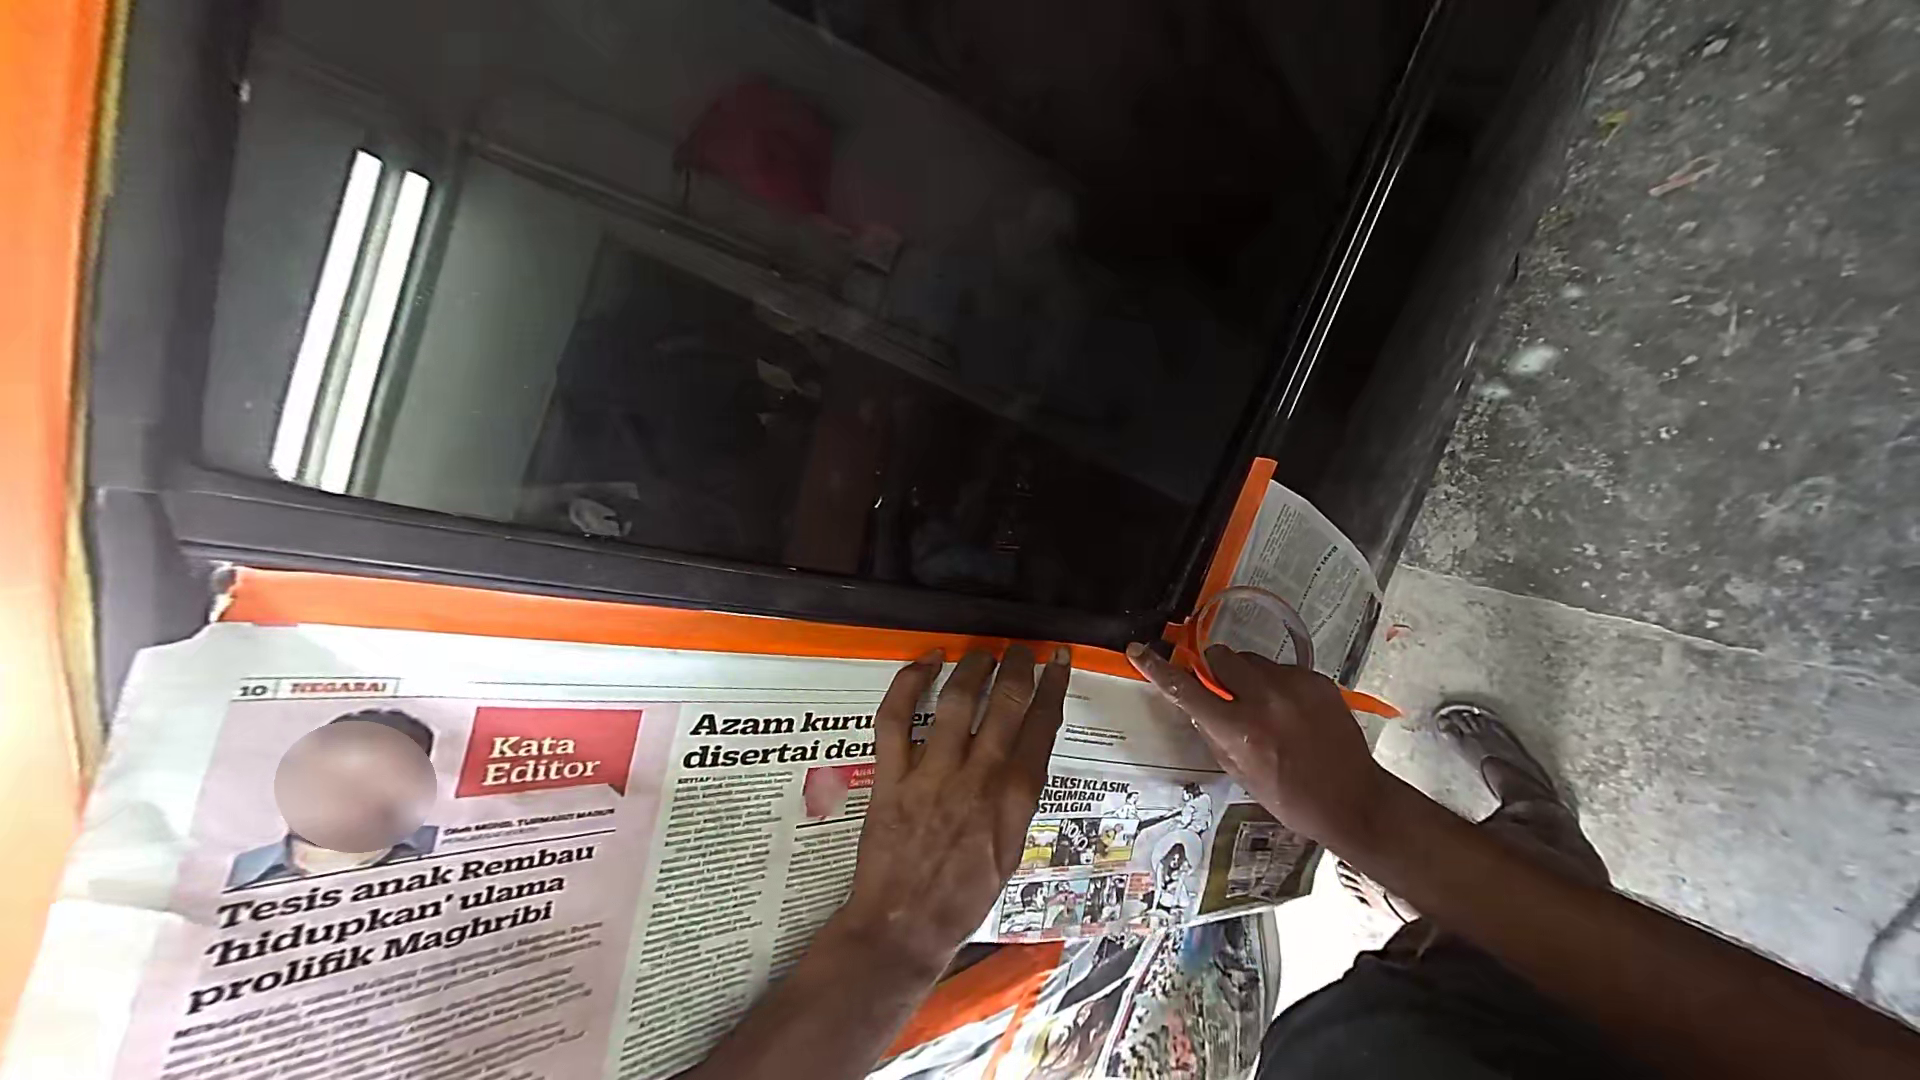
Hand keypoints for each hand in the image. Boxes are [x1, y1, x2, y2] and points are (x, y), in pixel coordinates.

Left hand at [833, 645, 1069, 972]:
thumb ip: (1019, 793)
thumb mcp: (1012, 846)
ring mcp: (933, 773)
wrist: (905, 925)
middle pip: (1006, 702)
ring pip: (957, 700)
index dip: (1054, 685)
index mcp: (1015, 798)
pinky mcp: (892, 775)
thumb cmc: (965, 893)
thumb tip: (1025, 745)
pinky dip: (909, 681)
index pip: (1043, 725)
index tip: (1057, 660)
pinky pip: (895, 716)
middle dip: (1018, 665)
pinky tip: (927, 662)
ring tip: (982, 652)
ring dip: (973, 666)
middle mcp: (979, 777)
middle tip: (1020, 648)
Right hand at [1126, 642, 1389, 849]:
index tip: (1138, 651)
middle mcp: (1264, 700)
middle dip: (1215, 669)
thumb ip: (1212, 731)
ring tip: (1264, 704)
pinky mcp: (1317, 680)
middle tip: (1224, 690)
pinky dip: (1277, 683)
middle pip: (1220, 657)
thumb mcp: (1238, 770)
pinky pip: (1282, 668)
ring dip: (1247, 675)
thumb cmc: (1288, 795)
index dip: (1157, 668)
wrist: (1355, 801)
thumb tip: (1195, 703)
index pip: (1186, 690)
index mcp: (1239, 729)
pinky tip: (1291, 709)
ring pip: (1252, 659)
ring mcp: (1294, 686)